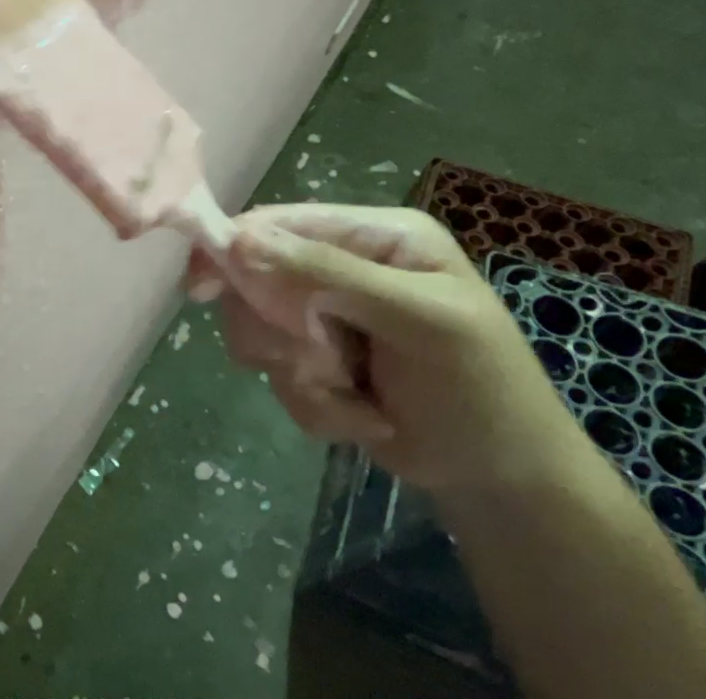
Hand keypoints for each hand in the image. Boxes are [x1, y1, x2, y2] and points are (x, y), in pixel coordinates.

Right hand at [207, 204, 594, 491]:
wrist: (505, 481)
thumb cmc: (480, 390)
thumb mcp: (416, 322)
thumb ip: (329, 275)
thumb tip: (238, 241)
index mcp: (374, 236)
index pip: (276, 224)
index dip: (232, 251)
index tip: (200, 290)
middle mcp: (343, 266)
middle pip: (252, 279)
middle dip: (281, 333)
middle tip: (320, 364)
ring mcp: (326, 315)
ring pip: (257, 331)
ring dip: (300, 375)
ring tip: (353, 395)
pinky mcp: (316, 360)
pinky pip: (275, 374)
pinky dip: (312, 404)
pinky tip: (360, 416)